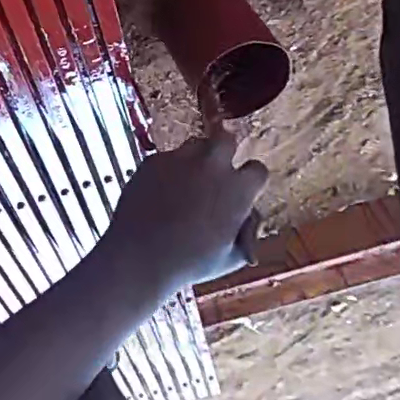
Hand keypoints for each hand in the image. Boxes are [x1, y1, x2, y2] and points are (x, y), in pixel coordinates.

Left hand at [98, 121, 268, 297]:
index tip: (245, 189)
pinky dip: (170, 169)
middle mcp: (210, 165)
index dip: (252, 180)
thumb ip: (246, 229)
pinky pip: (168, 157)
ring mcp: (179, 159)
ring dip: (197, 157)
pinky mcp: (154, 159)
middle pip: (226, 138)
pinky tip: (163, 190)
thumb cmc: (191, 261)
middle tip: (219, 169)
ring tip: (190, 181)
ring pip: (195, 144)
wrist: (141, 254)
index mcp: (237, 188)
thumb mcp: (232, 254)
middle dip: (226, 150)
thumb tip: (248, 213)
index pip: (258, 168)